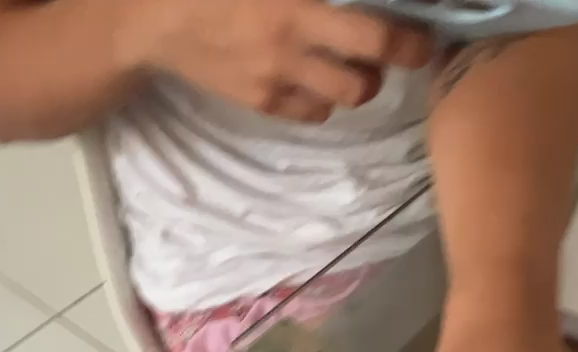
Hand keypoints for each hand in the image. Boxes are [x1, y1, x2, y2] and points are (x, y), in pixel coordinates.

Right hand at [132, 0, 433, 121]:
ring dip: (356, 85)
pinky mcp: (260, 104)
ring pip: (340, 103)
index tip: (424, 36)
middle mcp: (292, 52)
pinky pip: (309, 114)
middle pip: (363, 83)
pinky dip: (322, 99)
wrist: (153, 17)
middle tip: (396, 50)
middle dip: (387, 69)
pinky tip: (315, 76)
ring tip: (352, 63)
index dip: (408, 40)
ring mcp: (276, 84)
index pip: (372, 35)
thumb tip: (349, 0)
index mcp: (296, 8)